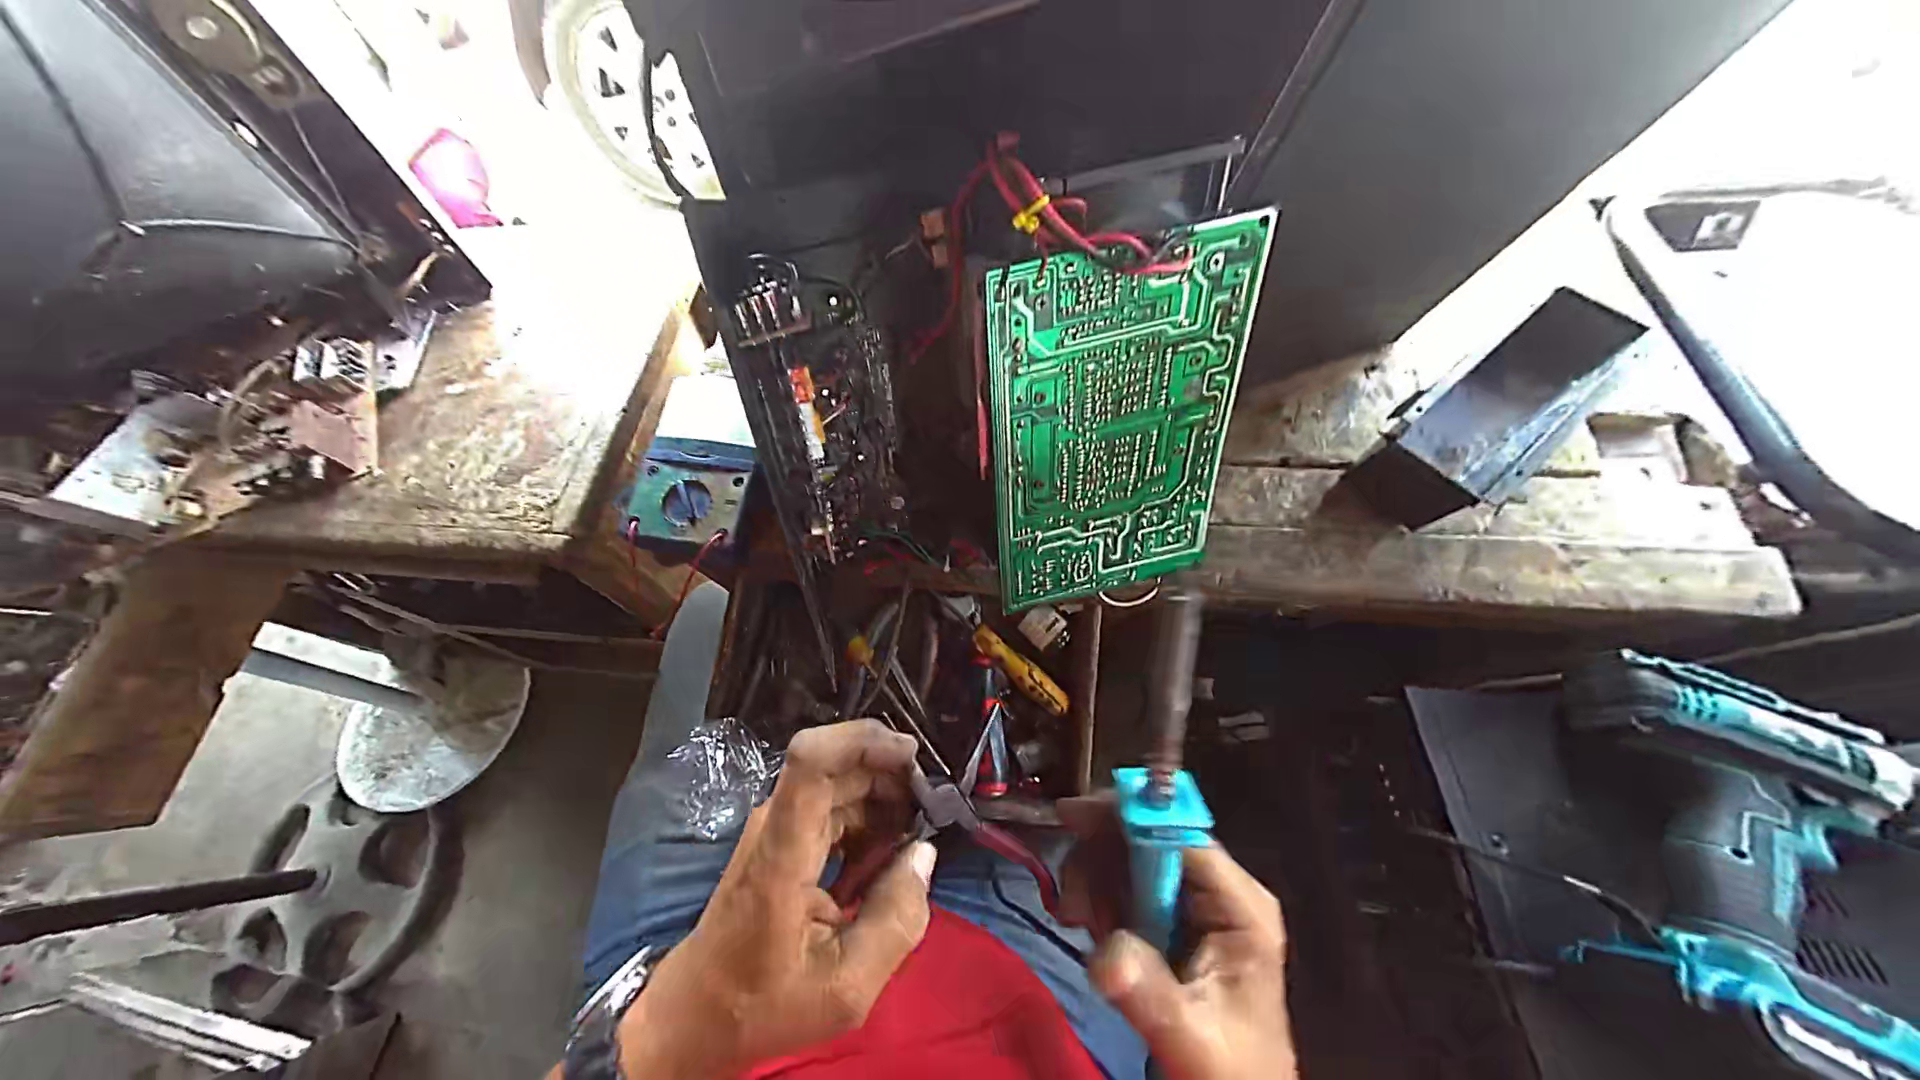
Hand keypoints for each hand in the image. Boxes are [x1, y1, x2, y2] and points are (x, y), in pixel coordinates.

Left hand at [617, 720, 935, 1078]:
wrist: (699, 1011)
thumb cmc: (763, 1003)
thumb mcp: (845, 988)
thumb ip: (896, 922)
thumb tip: (923, 852)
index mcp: (782, 854)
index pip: (810, 760)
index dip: (862, 741)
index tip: (911, 758)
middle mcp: (777, 821)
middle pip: (839, 761)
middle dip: (893, 773)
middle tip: (929, 812)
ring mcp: (779, 823)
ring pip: (843, 778)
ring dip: (886, 796)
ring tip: (909, 842)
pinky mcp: (787, 833)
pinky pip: (838, 802)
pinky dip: (871, 816)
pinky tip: (884, 856)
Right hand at [1059, 799, 1295, 1079]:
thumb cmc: (1229, 1070)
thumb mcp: (1190, 1037)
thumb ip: (1148, 993)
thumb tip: (1105, 957)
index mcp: (1239, 901)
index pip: (1179, 831)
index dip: (1127, 815)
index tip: (1072, 817)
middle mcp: (1215, 884)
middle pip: (1144, 833)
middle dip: (1099, 859)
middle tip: (1073, 906)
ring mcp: (1190, 893)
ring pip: (1125, 850)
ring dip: (1091, 879)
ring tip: (1080, 923)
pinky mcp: (1168, 907)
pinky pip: (1120, 876)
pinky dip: (1095, 893)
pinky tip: (1091, 927)